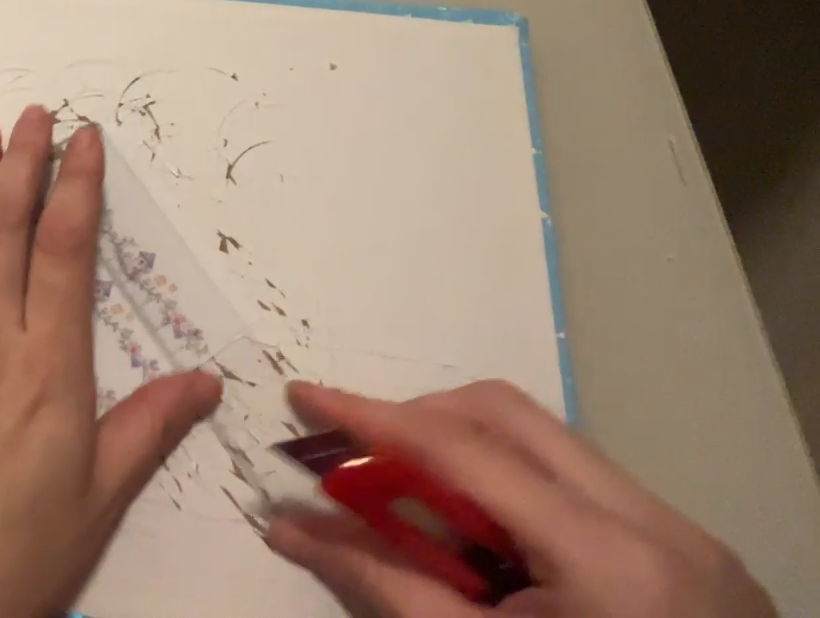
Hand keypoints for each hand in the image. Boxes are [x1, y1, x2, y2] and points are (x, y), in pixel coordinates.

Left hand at [0, 107, 222, 617]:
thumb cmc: (14, 545)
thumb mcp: (97, 498)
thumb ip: (149, 428)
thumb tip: (208, 378)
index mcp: (47, 365)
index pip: (65, 250)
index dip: (76, 186)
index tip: (84, 141)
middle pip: (3, 225)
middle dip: (22, 161)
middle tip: (33, 114)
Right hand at [269, 381, 777, 617]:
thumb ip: (378, 580)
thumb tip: (285, 525)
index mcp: (606, 558)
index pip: (459, 449)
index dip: (369, 417)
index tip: (302, 396)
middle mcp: (654, 523)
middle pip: (505, 413)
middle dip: (419, 419)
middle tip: (367, 456)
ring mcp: (684, 532)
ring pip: (542, 436)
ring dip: (465, 448)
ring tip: (429, 504)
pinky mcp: (691, 549)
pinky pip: (576, 476)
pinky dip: (511, 483)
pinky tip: (494, 540)